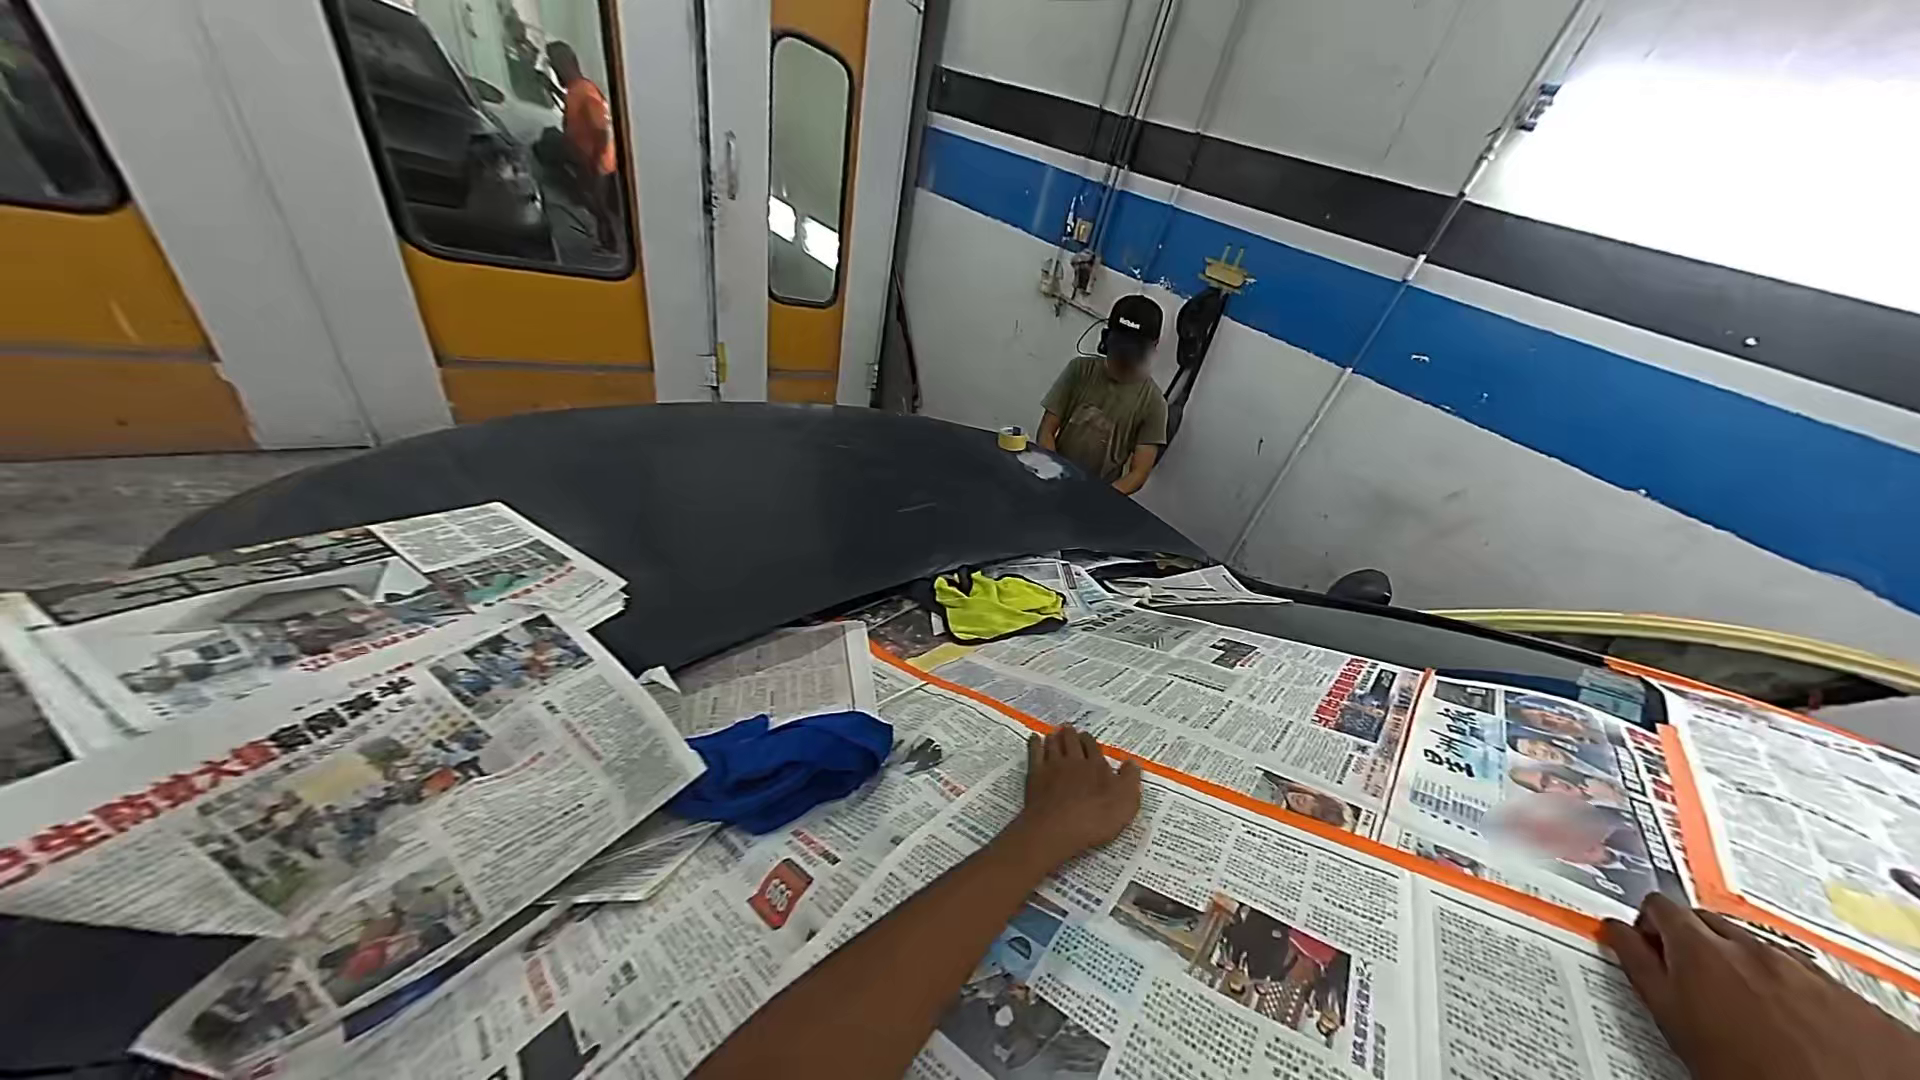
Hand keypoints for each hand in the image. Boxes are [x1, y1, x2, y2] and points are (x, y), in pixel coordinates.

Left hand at [1002, 725, 1141, 869]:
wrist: (1059, 827)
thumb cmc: (1096, 818)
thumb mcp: (1126, 803)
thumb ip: (1130, 780)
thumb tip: (1132, 762)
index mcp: (1096, 766)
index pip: (1093, 747)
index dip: (1089, 741)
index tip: (1087, 736)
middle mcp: (1074, 761)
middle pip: (1071, 742)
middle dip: (1071, 734)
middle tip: (1068, 728)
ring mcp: (1053, 766)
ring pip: (1053, 744)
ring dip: (1054, 737)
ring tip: (1054, 732)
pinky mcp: (1036, 774)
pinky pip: (1034, 752)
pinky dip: (1035, 743)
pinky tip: (1034, 738)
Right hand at [1603, 894, 1919, 1079]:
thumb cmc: (1746, 1070)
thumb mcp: (1669, 1013)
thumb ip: (1636, 961)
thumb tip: (1616, 930)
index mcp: (1699, 947)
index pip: (1658, 905)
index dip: (1648, 922)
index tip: (1649, 943)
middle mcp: (1752, 949)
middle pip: (1708, 921)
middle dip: (1695, 940)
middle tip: (1693, 976)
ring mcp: (1808, 973)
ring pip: (1759, 948)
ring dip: (1745, 964)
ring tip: (1746, 1004)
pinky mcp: (1853, 998)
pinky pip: (1811, 976)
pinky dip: (1794, 988)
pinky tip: (1792, 1020)